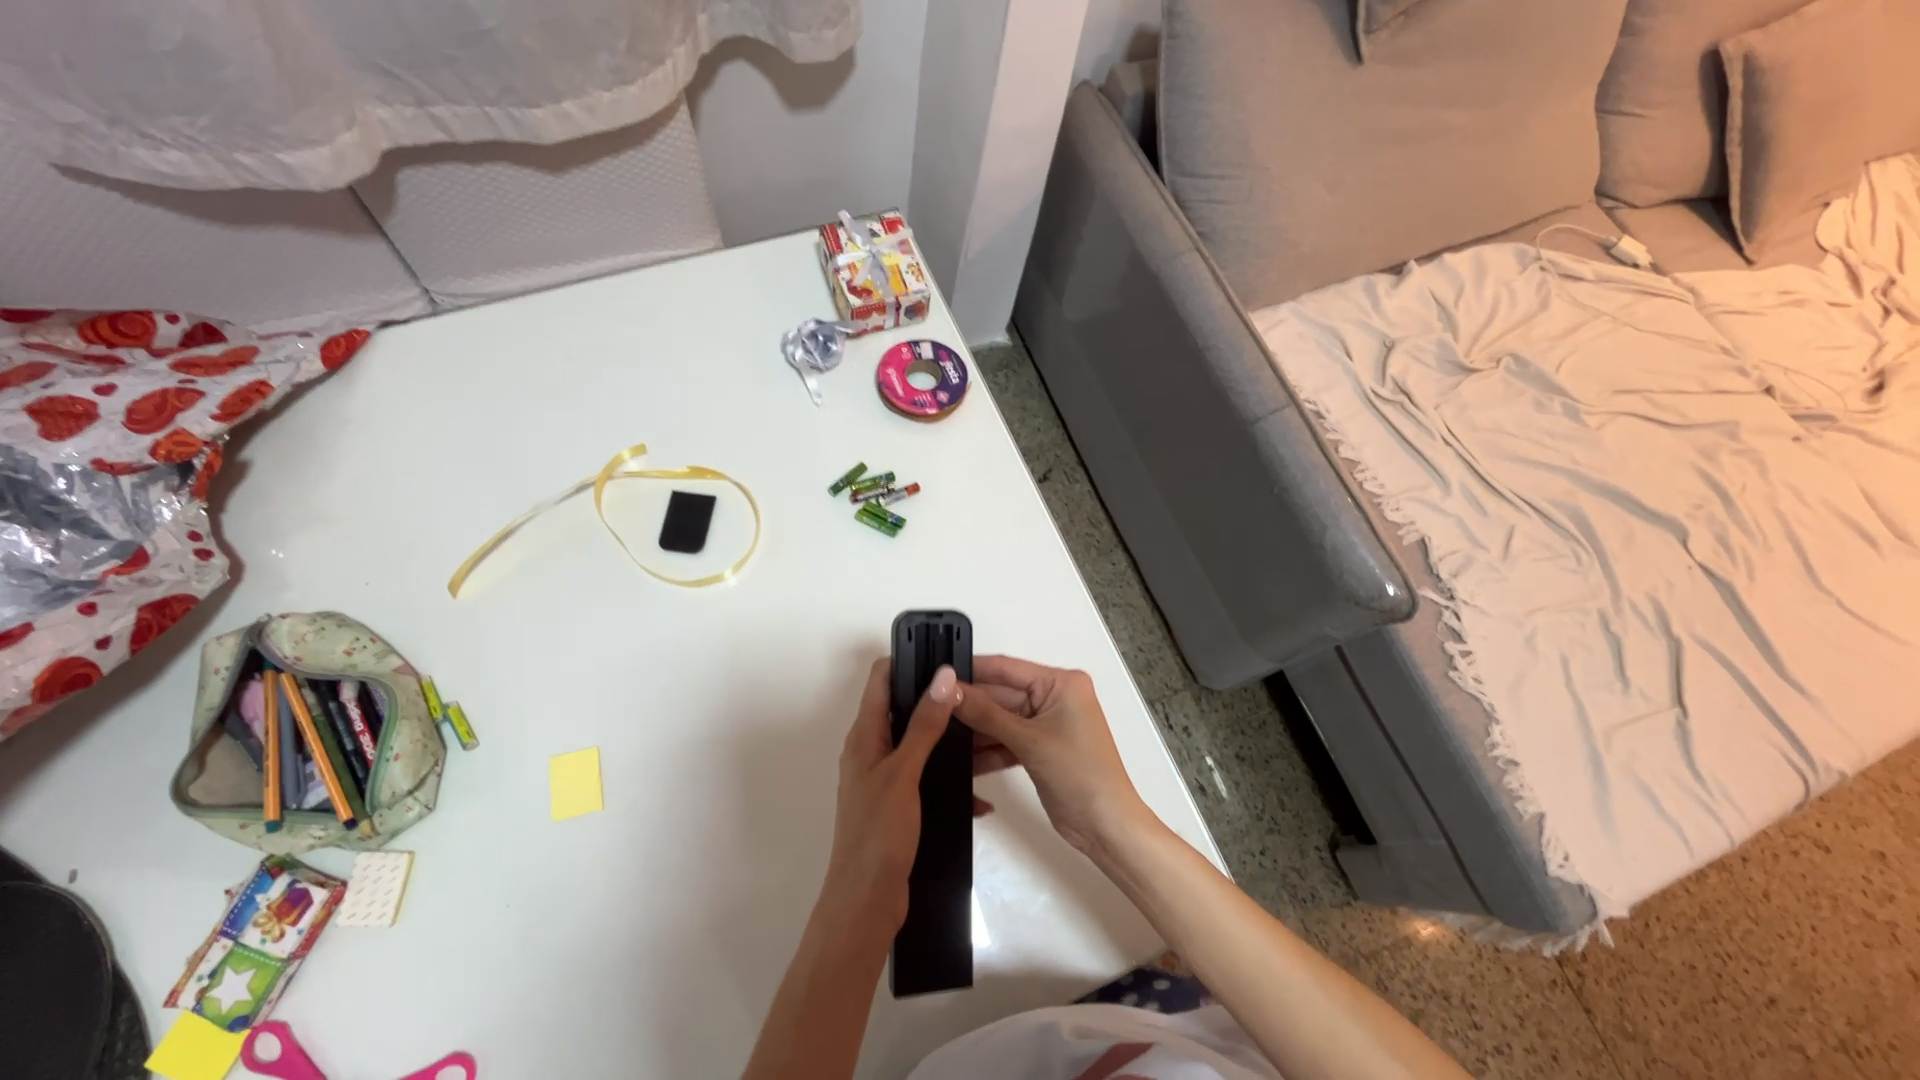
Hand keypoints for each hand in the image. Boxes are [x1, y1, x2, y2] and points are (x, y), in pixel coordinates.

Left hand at [823, 658, 960, 931]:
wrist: (867, 901)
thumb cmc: (879, 832)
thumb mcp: (904, 773)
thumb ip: (924, 725)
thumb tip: (942, 676)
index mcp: (865, 737)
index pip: (882, 679)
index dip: (909, 659)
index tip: (944, 650)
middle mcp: (872, 752)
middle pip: (907, 710)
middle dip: (941, 700)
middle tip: (980, 693)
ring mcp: (886, 780)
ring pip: (924, 747)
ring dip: (953, 744)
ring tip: (992, 739)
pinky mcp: (901, 807)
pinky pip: (931, 781)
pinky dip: (952, 783)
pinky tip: (981, 797)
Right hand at [956, 655, 1155, 856]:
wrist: (1105, 826)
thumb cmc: (1081, 775)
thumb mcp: (1029, 740)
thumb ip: (986, 714)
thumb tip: (950, 689)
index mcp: (1061, 683)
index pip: (1006, 668)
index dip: (972, 671)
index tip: (938, 674)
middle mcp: (1054, 698)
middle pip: (1001, 696)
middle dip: (970, 706)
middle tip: (932, 710)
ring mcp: (1046, 725)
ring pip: (1000, 721)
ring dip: (975, 732)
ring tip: (939, 735)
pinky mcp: (1039, 749)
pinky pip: (1006, 741)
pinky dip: (988, 751)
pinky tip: (963, 759)